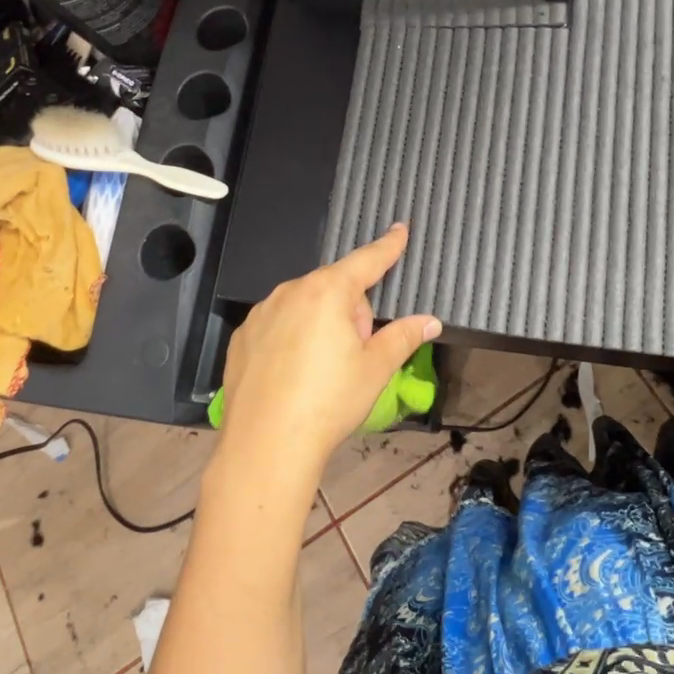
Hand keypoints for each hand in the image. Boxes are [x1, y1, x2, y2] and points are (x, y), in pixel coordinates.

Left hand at [216, 223, 440, 476]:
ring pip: (304, 306)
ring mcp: (262, 313)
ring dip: (320, 324)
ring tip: (321, 372)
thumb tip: (431, 321)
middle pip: (334, 288)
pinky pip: (278, 325)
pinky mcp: (242, 337)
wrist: (265, 444)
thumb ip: (404, 337)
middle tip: (355, 354)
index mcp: (328, 292)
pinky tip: (293, 376)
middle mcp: (291, 291)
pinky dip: (291, 339)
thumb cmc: (328, 402)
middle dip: (351, 312)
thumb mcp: (375, 369)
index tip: (400, 228)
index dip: (388, 246)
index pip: (367, 261)